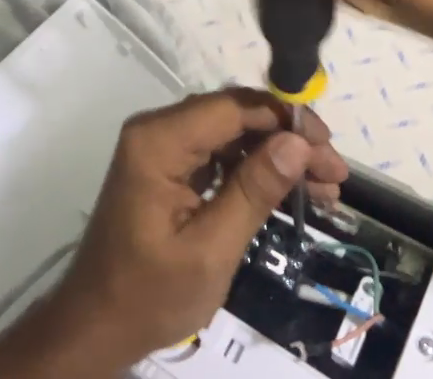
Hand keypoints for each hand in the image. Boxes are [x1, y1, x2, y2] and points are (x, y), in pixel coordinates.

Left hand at [0, 89, 347, 376]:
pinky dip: (254, 169)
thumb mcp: (211, 248)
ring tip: (324, 186)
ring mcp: (161, 149)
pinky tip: (289, 190)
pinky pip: (217, 154)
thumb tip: (298, 142)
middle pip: (233, 115)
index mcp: (158, 141)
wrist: (98, 325)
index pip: (231, 107)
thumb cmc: (150, 292)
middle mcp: (157, 131)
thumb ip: (253, 191)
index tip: (328, 145)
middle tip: (334, 171)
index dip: (283, 118)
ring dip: (276, 154)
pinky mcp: (167, 168)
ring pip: (230, 133)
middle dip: (287, 138)